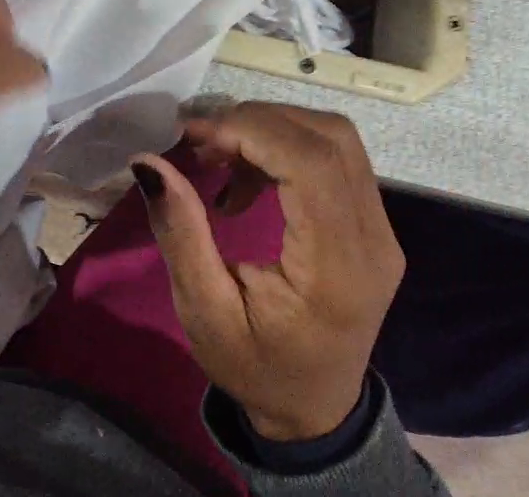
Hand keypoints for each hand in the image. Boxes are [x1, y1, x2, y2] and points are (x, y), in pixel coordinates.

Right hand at [133, 102, 403, 441]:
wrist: (313, 408)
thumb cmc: (254, 366)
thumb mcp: (202, 311)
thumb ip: (181, 233)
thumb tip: (148, 161)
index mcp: (336, 268)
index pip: (313, 164)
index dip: (252, 130)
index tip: (193, 136)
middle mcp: (373, 240)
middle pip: (329, 138)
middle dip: (255, 121)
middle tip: (196, 141)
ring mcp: (380, 230)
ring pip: (334, 139)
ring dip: (268, 129)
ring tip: (214, 156)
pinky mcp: (370, 224)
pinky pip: (332, 159)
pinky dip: (282, 147)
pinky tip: (241, 179)